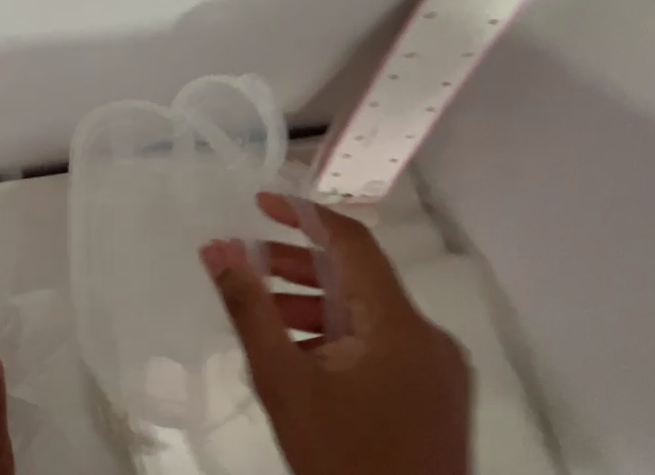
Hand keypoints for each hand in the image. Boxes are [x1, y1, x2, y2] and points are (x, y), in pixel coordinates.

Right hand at [201, 193, 472, 474]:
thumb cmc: (342, 459)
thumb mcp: (283, 381)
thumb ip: (248, 307)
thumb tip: (215, 248)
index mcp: (400, 326)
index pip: (351, 242)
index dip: (303, 215)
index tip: (258, 204)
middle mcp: (429, 339)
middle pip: (358, 279)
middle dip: (297, 265)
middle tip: (246, 265)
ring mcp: (439, 373)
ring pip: (369, 315)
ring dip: (314, 305)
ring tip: (265, 319)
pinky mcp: (437, 400)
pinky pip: (382, 347)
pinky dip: (339, 338)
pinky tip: (302, 359)